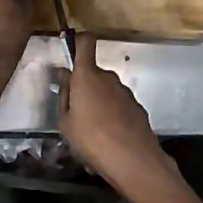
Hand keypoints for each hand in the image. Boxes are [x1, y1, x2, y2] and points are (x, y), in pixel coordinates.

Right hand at [58, 33, 181, 201]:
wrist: (136, 163)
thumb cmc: (92, 139)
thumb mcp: (65, 122)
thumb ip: (63, 95)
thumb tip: (65, 76)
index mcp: (87, 75)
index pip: (86, 43)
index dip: (79, 40)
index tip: (72, 46)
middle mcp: (108, 78)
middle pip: (93, 73)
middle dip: (84, 86)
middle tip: (75, 109)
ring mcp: (126, 94)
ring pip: (107, 91)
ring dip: (99, 103)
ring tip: (92, 131)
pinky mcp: (138, 110)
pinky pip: (119, 107)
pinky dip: (113, 116)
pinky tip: (109, 139)